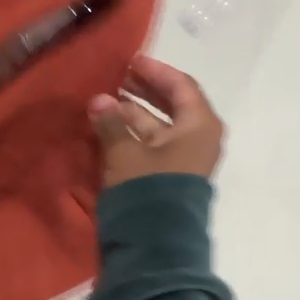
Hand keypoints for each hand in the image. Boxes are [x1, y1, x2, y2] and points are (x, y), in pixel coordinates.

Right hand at [87, 56, 224, 187]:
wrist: (155, 238)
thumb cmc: (147, 187)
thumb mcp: (125, 153)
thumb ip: (112, 124)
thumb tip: (99, 99)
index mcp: (199, 124)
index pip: (181, 86)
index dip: (155, 72)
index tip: (131, 61)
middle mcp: (197, 137)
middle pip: (171, 105)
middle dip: (143, 92)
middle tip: (117, 80)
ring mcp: (183, 158)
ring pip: (159, 126)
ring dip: (133, 114)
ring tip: (105, 104)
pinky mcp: (168, 175)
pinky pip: (152, 145)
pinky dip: (133, 134)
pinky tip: (110, 130)